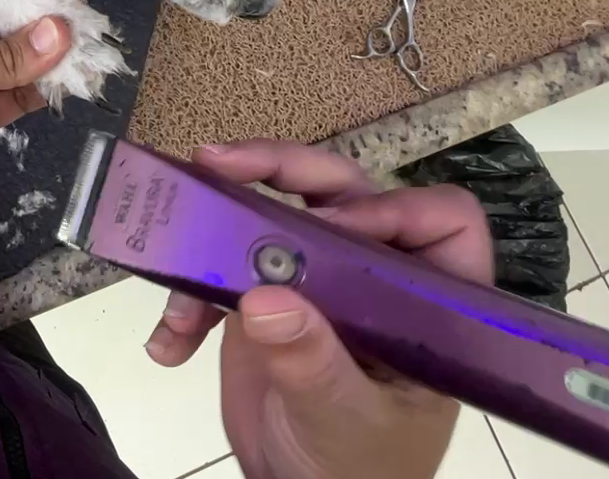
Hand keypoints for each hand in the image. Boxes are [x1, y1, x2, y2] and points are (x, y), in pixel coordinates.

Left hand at [0, 0, 69, 238]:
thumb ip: (2, 54)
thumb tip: (60, 31)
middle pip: (3, 27)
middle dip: (41, 27)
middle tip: (89, 25)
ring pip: (14, 64)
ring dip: (47, 61)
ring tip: (89, 53)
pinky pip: (15, 97)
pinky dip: (41, 91)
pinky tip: (70, 83)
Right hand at [143, 140, 493, 478]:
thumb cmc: (353, 472)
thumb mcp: (341, 422)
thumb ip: (312, 364)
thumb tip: (266, 299)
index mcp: (422, 305)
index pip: (439, 221)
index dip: (390, 209)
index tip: (325, 226)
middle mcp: (371, 276)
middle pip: (339, 188)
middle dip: (278, 166)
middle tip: (217, 161)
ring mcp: (311, 278)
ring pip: (274, 205)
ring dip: (216, 205)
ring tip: (172, 212)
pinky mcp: (257, 290)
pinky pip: (217, 261)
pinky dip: (184, 292)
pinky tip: (169, 340)